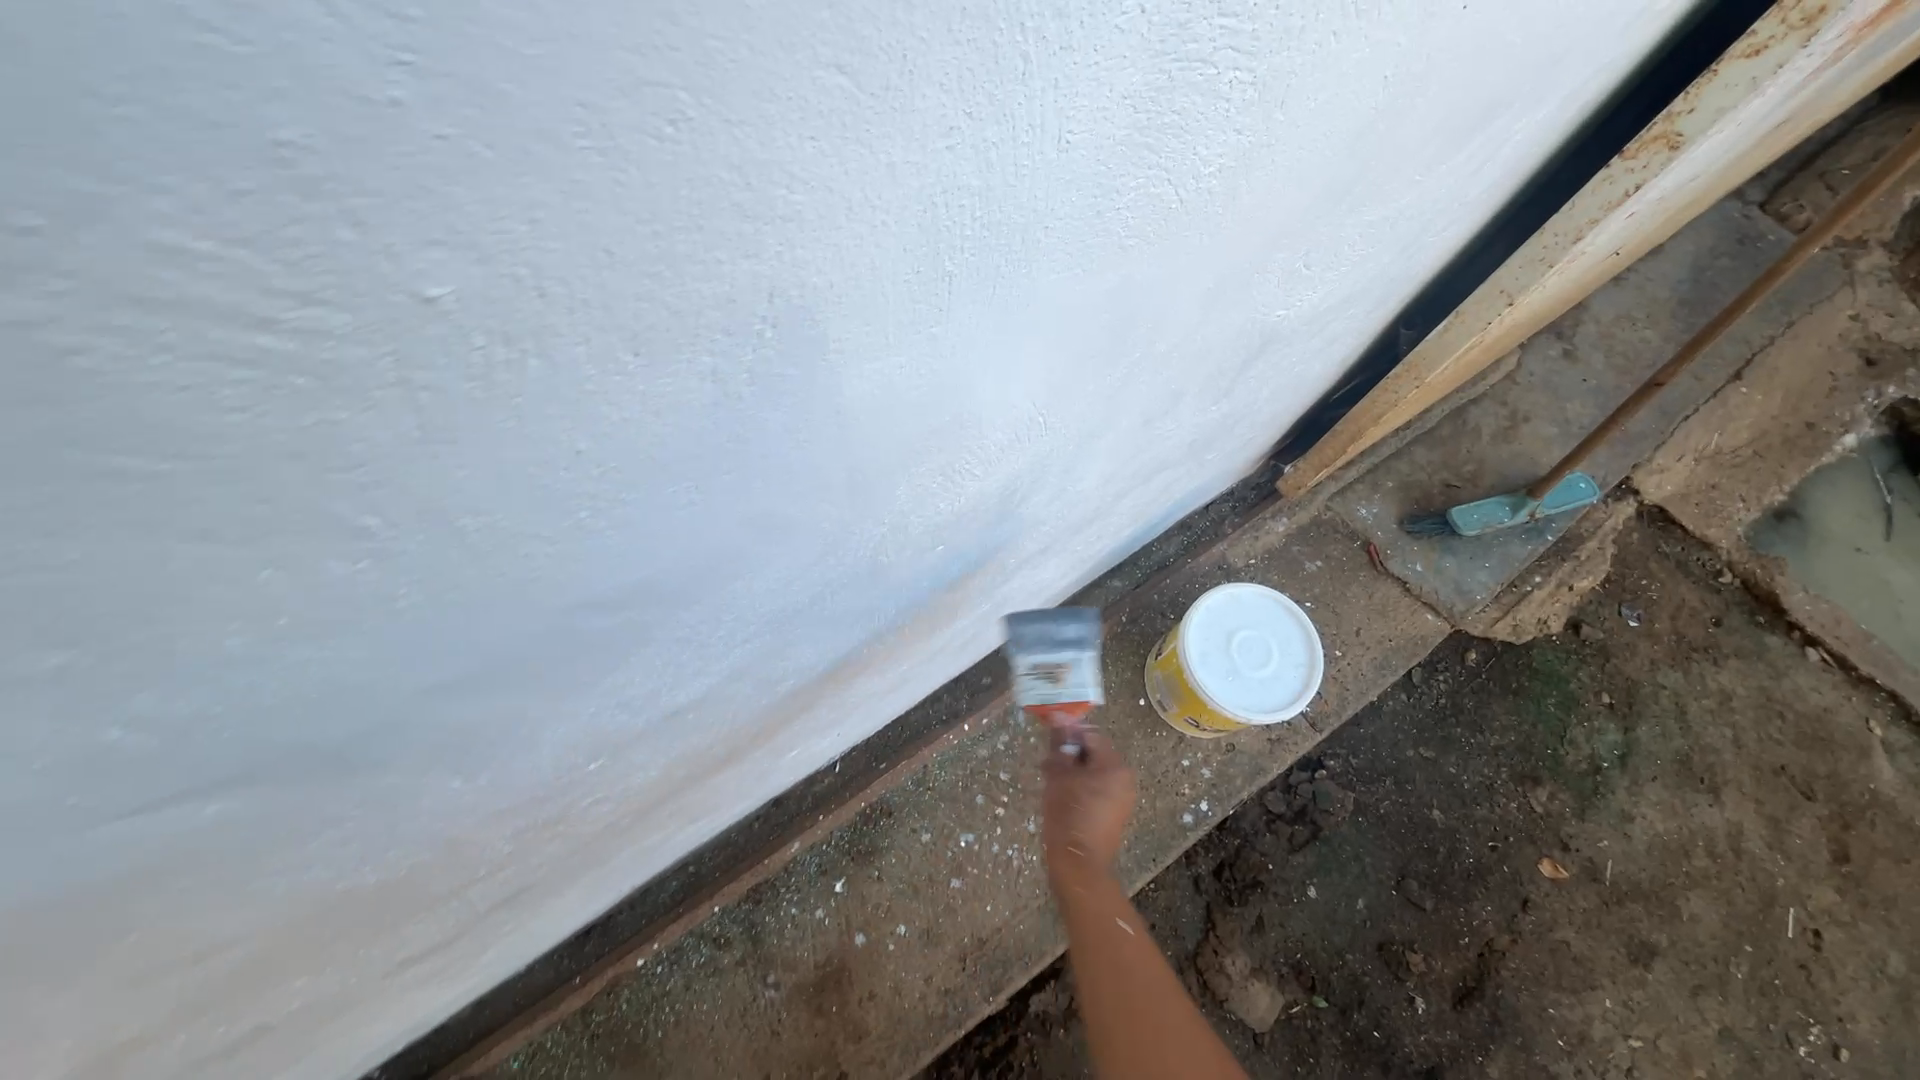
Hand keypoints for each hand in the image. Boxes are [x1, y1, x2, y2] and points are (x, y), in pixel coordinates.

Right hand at [1041, 727, 1136, 894]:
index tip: (1047, 740)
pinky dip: (1080, 787)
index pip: (1091, 735)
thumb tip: (1059, 716)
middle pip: (1094, 753)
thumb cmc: (1068, 816)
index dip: (1068, 734)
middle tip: (1046, 763)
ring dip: (1072, 771)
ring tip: (1050, 780)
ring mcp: (1123, 798)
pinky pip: (1098, 789)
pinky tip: (1061, 796)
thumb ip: (1060, 744)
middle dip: (1069, 754)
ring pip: (1094, 772)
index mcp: (1115, 766)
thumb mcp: (1059, 775)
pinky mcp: (1115, 813)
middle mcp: (1125, 779)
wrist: (1078, 865)